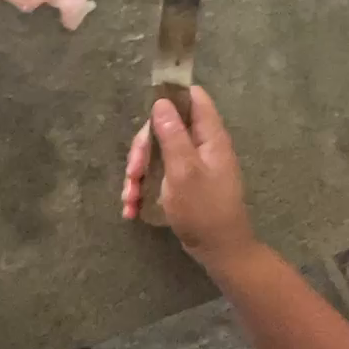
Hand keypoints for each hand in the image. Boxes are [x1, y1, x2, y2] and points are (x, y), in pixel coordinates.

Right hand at [121, 87, 259, 265]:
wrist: (219, 251)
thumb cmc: (204, 209)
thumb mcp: (183, 170)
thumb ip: (172, 134)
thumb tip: (161, 101)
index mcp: (209, 137)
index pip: (193, 98)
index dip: (170, 96)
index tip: (146, 110)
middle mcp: (202, 146)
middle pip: (165, 128)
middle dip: (142, 150)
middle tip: (132, 171)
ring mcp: (192, 166)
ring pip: (157, 154)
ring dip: (138, 174)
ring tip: (129, 198)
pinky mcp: (183, 184)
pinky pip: (158, 176)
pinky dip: (143, 189)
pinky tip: (133, 208)